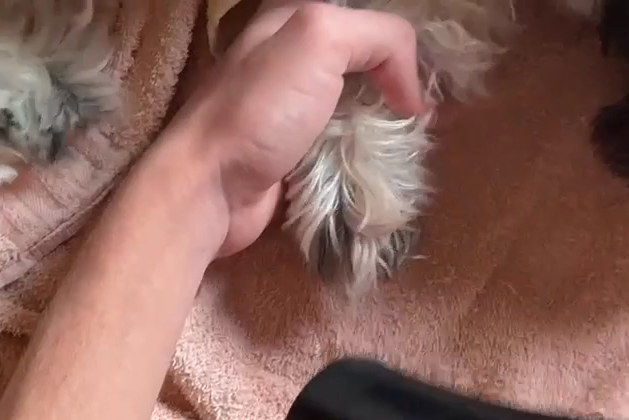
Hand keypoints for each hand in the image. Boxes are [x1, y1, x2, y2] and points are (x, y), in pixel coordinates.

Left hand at [156, 1, 424, 255]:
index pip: (352, 11)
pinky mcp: (284, 162)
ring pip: (348, 108)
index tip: (415, 59)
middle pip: (354, 59)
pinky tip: (384, 163)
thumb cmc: (256, 111)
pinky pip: (333, 152)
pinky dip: (359, 157)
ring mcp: (283, 116)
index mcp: (287, 20)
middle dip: (393, 77)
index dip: (386, 32)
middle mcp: (285, 64)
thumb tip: (411, 90)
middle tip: (423, 102)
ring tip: (414, 135)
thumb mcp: (321, 39)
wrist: (205, 193)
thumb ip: (378, 38)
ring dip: (381, 123)